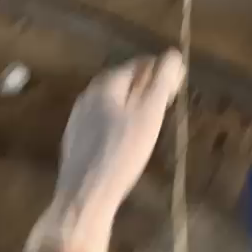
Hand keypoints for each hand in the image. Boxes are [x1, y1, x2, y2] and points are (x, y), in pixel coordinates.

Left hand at [24, 52, 185, 251]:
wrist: (84, 196)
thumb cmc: (122, 152)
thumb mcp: (150, 113)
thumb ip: (162, 81)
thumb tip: (173, 54)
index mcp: (106, 84)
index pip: (139, 64)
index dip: (161, 72)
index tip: (176, 86)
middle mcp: (88, 95)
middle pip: (124, 82)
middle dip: (146, 88)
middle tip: (166, 103)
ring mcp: (78, 118)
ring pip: (112, 102)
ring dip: (133, 106)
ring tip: (150, 122)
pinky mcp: (75, 140)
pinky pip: (102, 121)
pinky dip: (119, 123)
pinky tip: (127, 141)